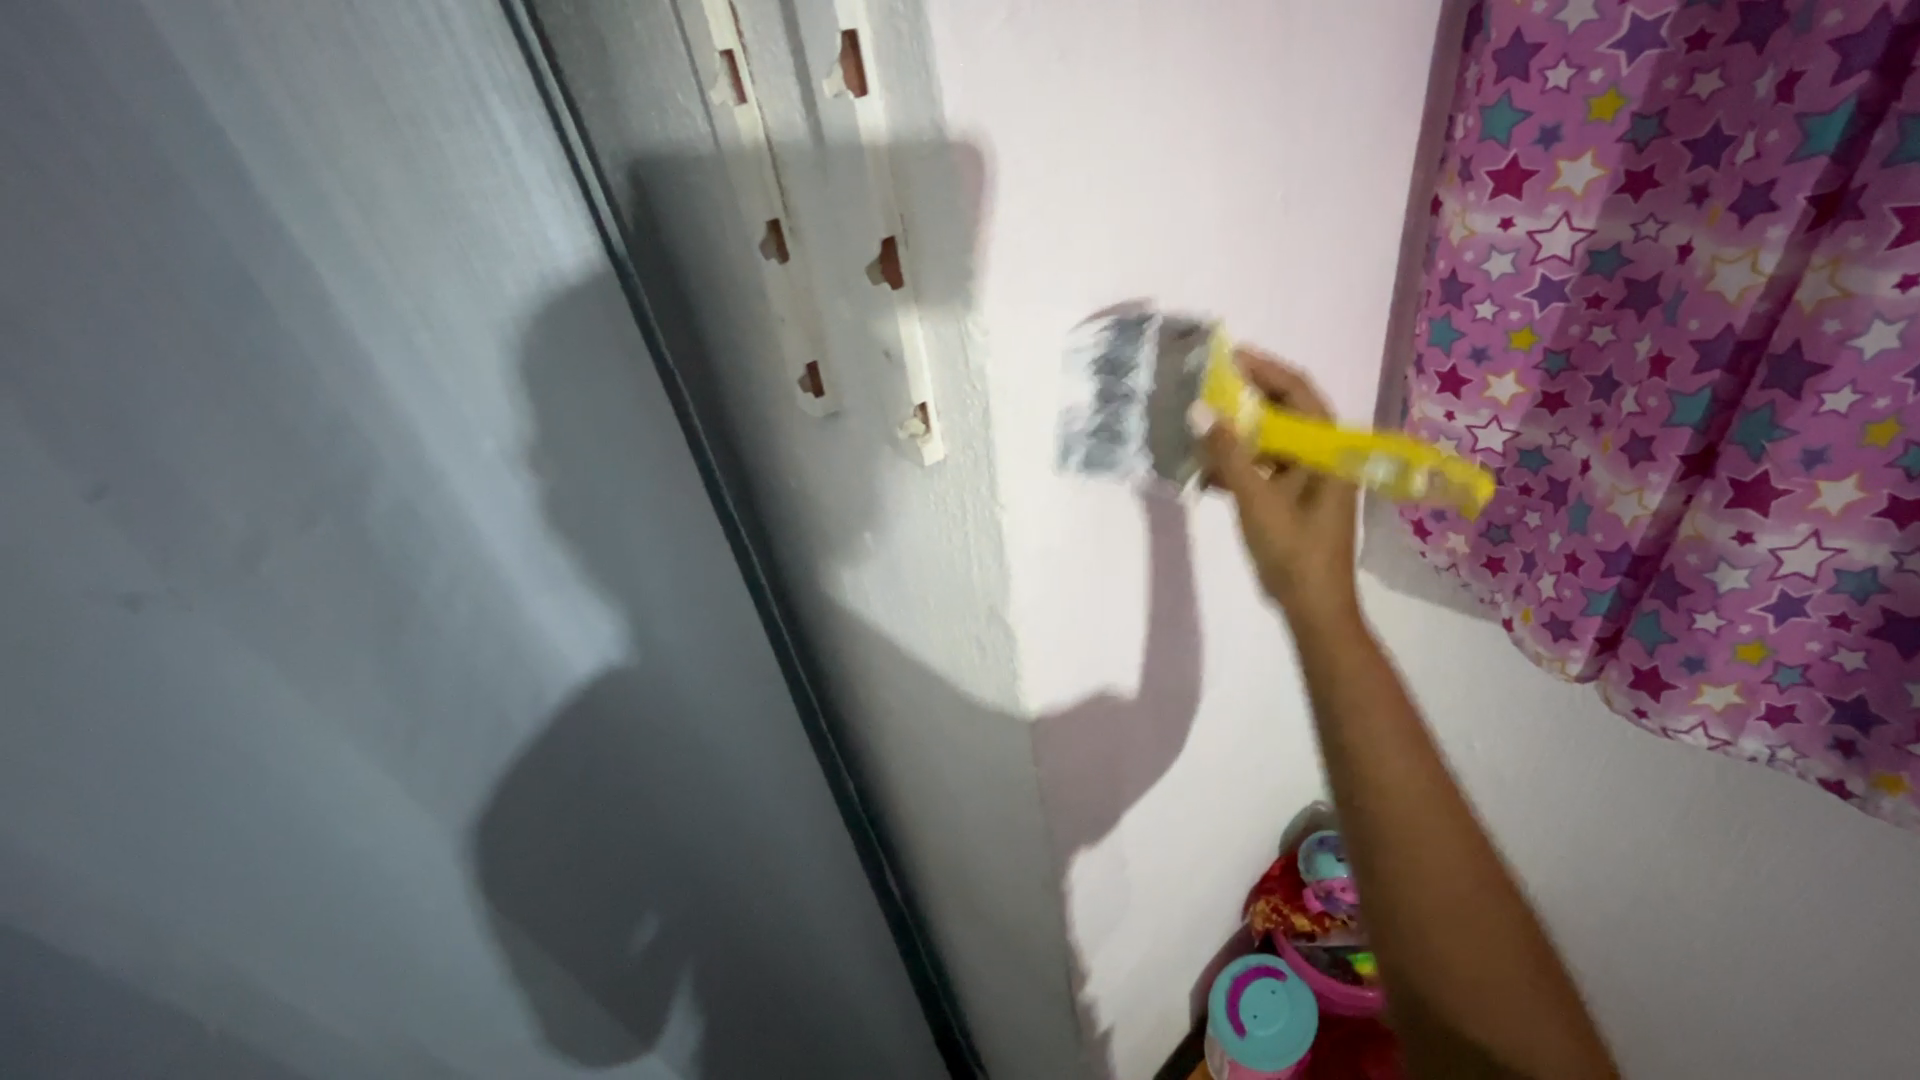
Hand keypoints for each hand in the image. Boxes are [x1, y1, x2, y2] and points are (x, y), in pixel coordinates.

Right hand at [1196, 348, 1360, 623]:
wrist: (1314, 608)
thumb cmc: (1292, 552)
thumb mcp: (1256, 501)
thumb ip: (1228, 454)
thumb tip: (1201, 410)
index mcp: (1328, 451)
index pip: (1299, 392)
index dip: (1265, 370)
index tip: (1229, 357)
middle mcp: (1325, 457)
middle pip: (1286, 413)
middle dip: (1246, 401)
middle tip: (1209, 389)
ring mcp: (1311, 479)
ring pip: (1273, 442)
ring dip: (1238, 437)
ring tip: (1201, 435)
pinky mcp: (1296, 499)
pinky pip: (1266, 468)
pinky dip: (1240, 466)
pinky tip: (1210, 477)